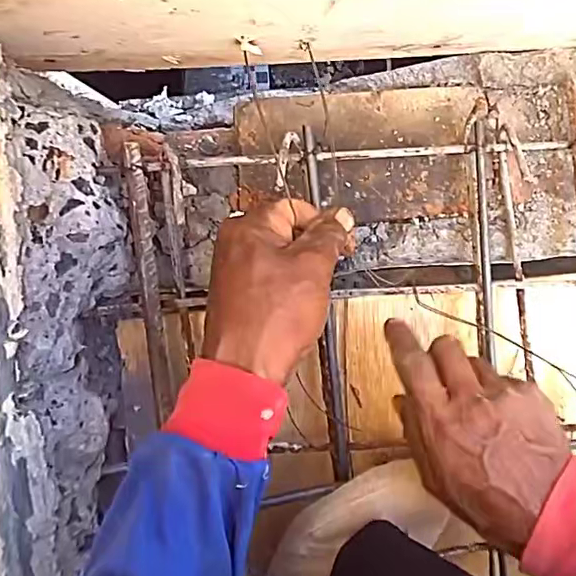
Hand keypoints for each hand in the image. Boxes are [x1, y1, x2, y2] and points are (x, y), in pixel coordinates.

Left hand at [201, 199, 354, 382]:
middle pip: (286, 231)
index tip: (342, 239)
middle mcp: (234, 245)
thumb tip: (339, 218)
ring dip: (302, 271)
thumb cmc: (269, 322)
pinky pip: (269, 280)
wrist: (245, 368)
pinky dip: (287, 289)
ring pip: (279, 257)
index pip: (294, 207)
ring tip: (311, 293)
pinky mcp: (237, 295)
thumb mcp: (313, 269)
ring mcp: (233, 271)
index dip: (324, 222)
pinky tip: (296, 307)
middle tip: (330, 266)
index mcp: (247, 227)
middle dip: (313, 248)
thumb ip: (329, 237)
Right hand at [384, 319, 571, 555]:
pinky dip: (501, 392)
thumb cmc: (485, 501)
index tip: (395, 327)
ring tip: (480, 407)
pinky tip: (507, 419)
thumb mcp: (435, 476)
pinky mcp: (529, 392)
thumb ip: (415, 432)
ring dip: (471, 376)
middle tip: (441, 371)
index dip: (400, 340)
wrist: (545, 509)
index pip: (412, 364)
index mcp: (438, 420)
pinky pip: (505, 379)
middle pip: (446, 347)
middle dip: (439, 354)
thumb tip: (403, 401)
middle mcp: (469, 398)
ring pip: (476, 361)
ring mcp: (502, 392)